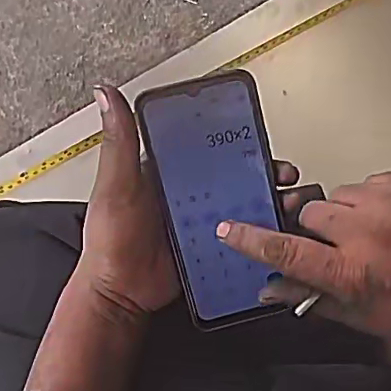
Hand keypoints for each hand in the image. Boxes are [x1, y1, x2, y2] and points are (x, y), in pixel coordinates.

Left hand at [73, 84, 302, 323]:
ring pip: (239, 200)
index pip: (200, 143)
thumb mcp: (114, 187)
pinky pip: (239, 232)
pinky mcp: (210, 243)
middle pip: (228, 171)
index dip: (228, 134)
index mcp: (162, 170)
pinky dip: (257, 228)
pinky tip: (272, 227)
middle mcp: (184, 191)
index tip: (252, 129)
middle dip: (258, 168)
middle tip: (278, 170)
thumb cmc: (110, 242)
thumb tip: (107, 95)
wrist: (120, 295)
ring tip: (283, 199)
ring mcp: (199, 218)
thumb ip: (118, 143)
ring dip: (263, 197)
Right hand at [218, 171, 390, 340]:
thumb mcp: (368, 319)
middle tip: (342, 246)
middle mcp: (369, 234)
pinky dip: (374, 200)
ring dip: (346, 213)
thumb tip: (271, 288)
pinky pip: (371, 182)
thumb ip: (314, 299)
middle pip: (310, 214)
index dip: (252, 241)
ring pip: (339, 196)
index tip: (230, 230)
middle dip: (318, 229)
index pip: (287, 253)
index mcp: (354, 274)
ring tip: (376, 233)